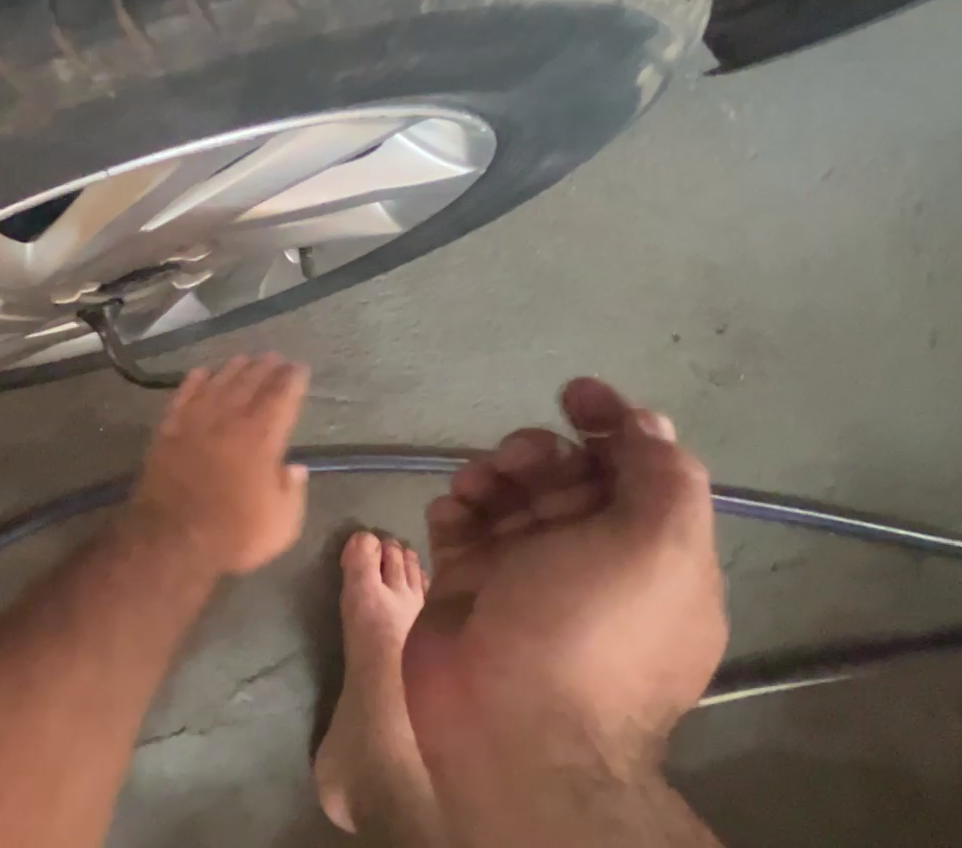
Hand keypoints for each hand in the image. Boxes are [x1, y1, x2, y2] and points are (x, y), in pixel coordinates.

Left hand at [129, 354, 310, 574]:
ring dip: (231, 369)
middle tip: (273, 356)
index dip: (291, 382)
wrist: (171, 536)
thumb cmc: (233, 534)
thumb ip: (291, 491)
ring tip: (243, 357)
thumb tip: (294, 467)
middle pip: (248, 386)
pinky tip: (200, 373)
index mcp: (261, 440)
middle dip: (263, 369)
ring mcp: (194, 424)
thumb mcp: (281, 523)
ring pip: (216, 385)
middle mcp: (228, 422)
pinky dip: (192, 383)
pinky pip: (182, 398)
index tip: (299, 368)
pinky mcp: (167, 432)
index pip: (281, 400)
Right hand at [404, 378, 726, 775]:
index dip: (613, 424)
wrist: (506, 720)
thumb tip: (646, 422)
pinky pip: (461, 521)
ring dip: (491, 474)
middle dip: (541, 452)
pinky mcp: (467, 580)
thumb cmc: (587, 630)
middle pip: (566, 476)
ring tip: (474, 486)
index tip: (575, 393)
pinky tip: (451, 510)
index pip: (639, 471)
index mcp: (650, 556)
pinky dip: (456, 505)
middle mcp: (590, 559)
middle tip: (518, 458)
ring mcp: (523, 571)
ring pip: (508, 493)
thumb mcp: (655, 551)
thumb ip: (661, 477)